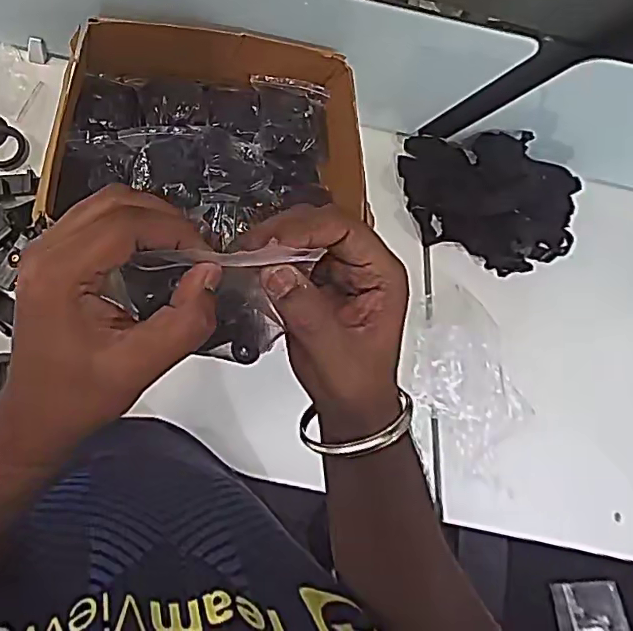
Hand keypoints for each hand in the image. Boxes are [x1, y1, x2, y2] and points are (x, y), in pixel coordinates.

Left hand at [0, 185, 218, 451]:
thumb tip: (207, 278)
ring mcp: (45, 251)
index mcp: (58, 276)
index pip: (124, 222)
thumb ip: (182, 323)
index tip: (199, 250)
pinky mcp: (54, 255)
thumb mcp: (136, 368)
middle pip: (115, 200)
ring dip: (148, 215)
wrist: (35, 416)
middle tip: (193, 244)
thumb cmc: (69, 398)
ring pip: (106, 201)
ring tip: (178, 245)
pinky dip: (131, 223)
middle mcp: (45, 255)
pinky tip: (152, 249)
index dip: (171, 229)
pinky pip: (97, 216)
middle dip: (163, 216)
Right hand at [240, 204, 408, 440]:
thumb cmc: (358, 386)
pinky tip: (257, 265)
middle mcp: (363, 266)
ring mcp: (340, 270)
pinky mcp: (319, 278)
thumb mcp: (333, 353)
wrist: (351, 408)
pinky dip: (273, 256)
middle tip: (256, 244)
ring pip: (306, 234)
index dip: (308, 228)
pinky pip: (294, 254)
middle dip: (287, 230)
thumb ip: (305, 311)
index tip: (276, 240)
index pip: (345, 230)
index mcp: (381, 275)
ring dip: (277, 240)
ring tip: (251, 253)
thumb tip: (278, 271)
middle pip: (324, 224)